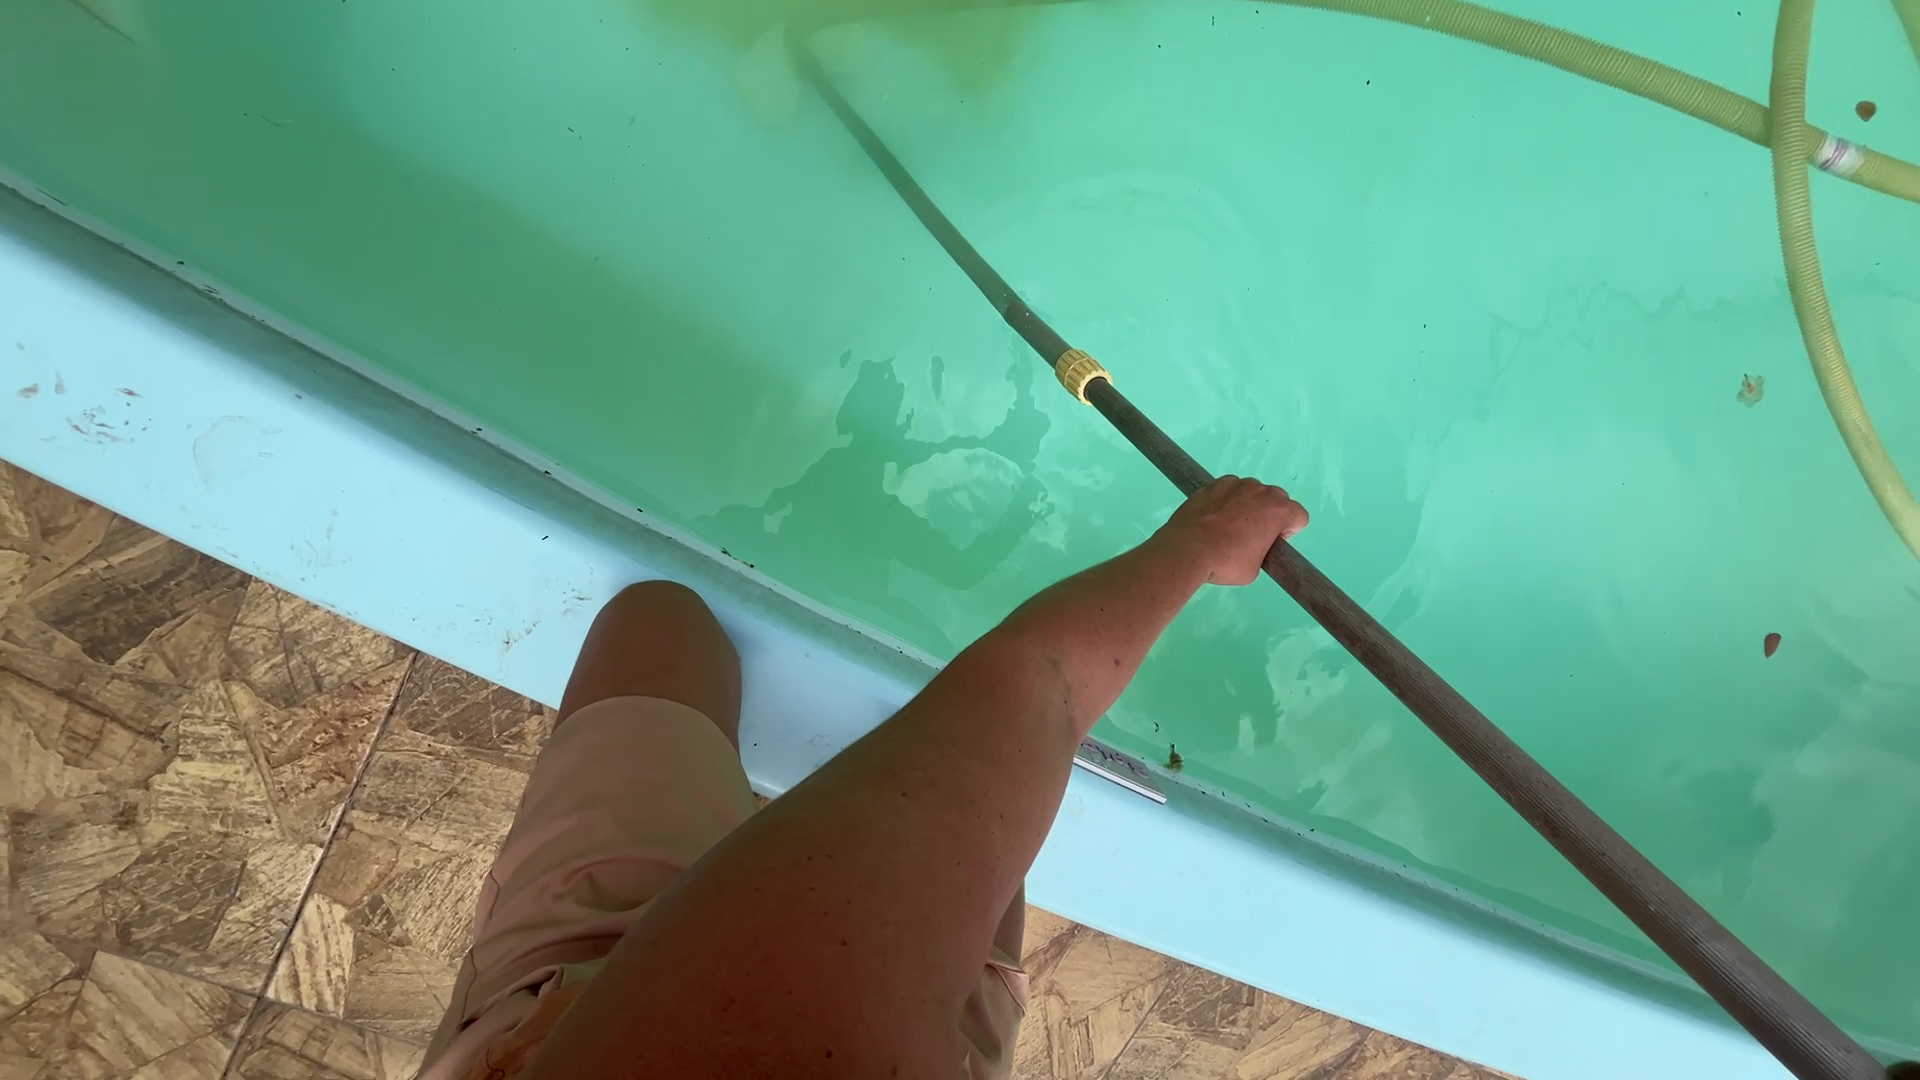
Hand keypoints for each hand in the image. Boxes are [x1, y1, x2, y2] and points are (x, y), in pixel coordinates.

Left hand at [1155, 476, 1307, 585]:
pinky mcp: (1212, 484)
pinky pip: (1227, 490)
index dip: (1288, 531)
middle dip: (1268, 515)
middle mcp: (1260, 491)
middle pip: (1276, 499)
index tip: (1273, 542)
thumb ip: (1263, 551)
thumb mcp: (1255, 568)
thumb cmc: (1225, 563)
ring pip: (1250, 492)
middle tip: (1250, 535)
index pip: (1299, 516)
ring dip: (1246, 505)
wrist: (1186, 550)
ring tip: (1227, 526)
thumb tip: (1252, 547)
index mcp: (1279, 511)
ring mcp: (1235, 484)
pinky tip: (1212, 517)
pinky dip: (1224, 500)